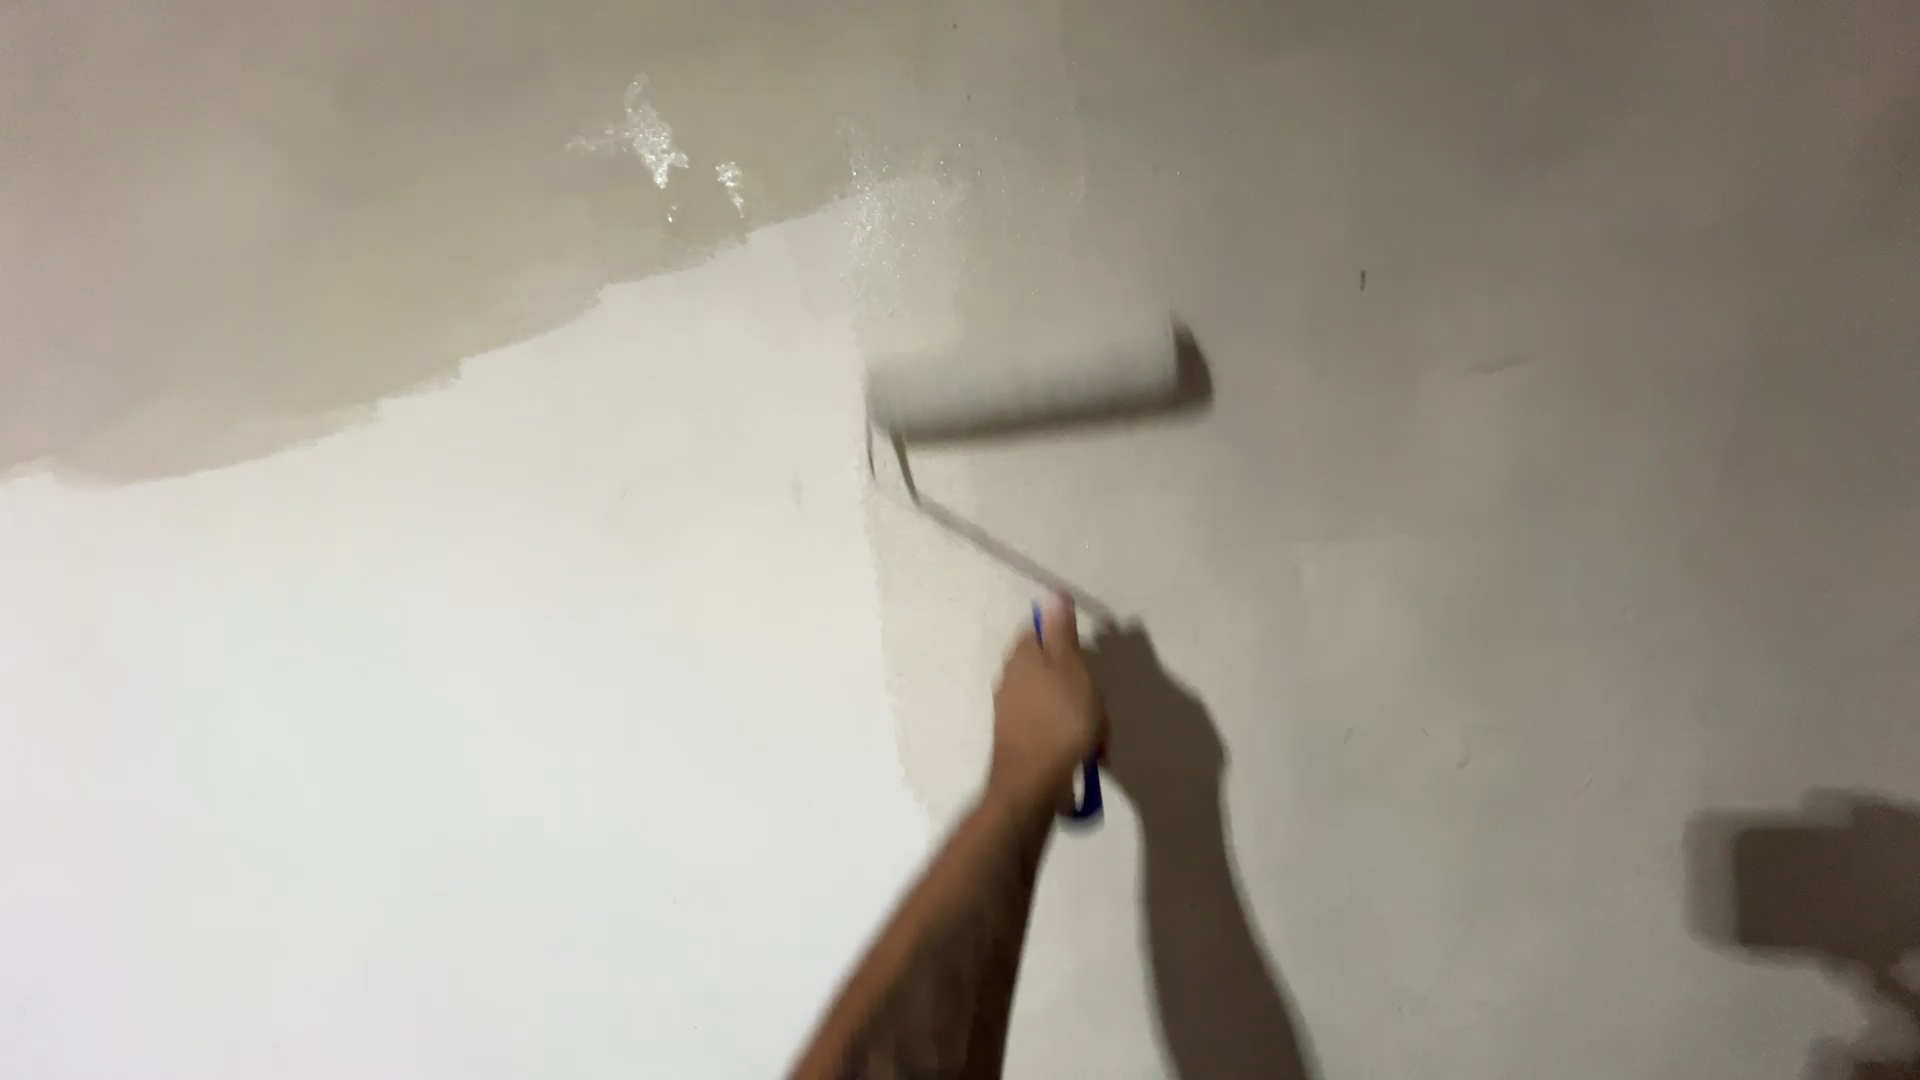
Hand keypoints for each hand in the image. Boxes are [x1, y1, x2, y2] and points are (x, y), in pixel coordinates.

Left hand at [987, 594, 1107, 811]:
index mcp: (1022, 656)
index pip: (1045, 632)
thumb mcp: (1071, 667)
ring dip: (1084, 719)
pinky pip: (1054, 728)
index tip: (1087, 664)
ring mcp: (1013, 711)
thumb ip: (1062, 631)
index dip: (1071, 645)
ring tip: (1096, 741)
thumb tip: (1053, 593)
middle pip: (1057, 670)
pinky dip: (1072, 739)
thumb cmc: (1060, 721)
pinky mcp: (1020, 739)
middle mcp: (1011, 678)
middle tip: (1097, 709)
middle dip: (1084, 691)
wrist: (1032, 784)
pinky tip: (1086, 757)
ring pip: (1060, 702)